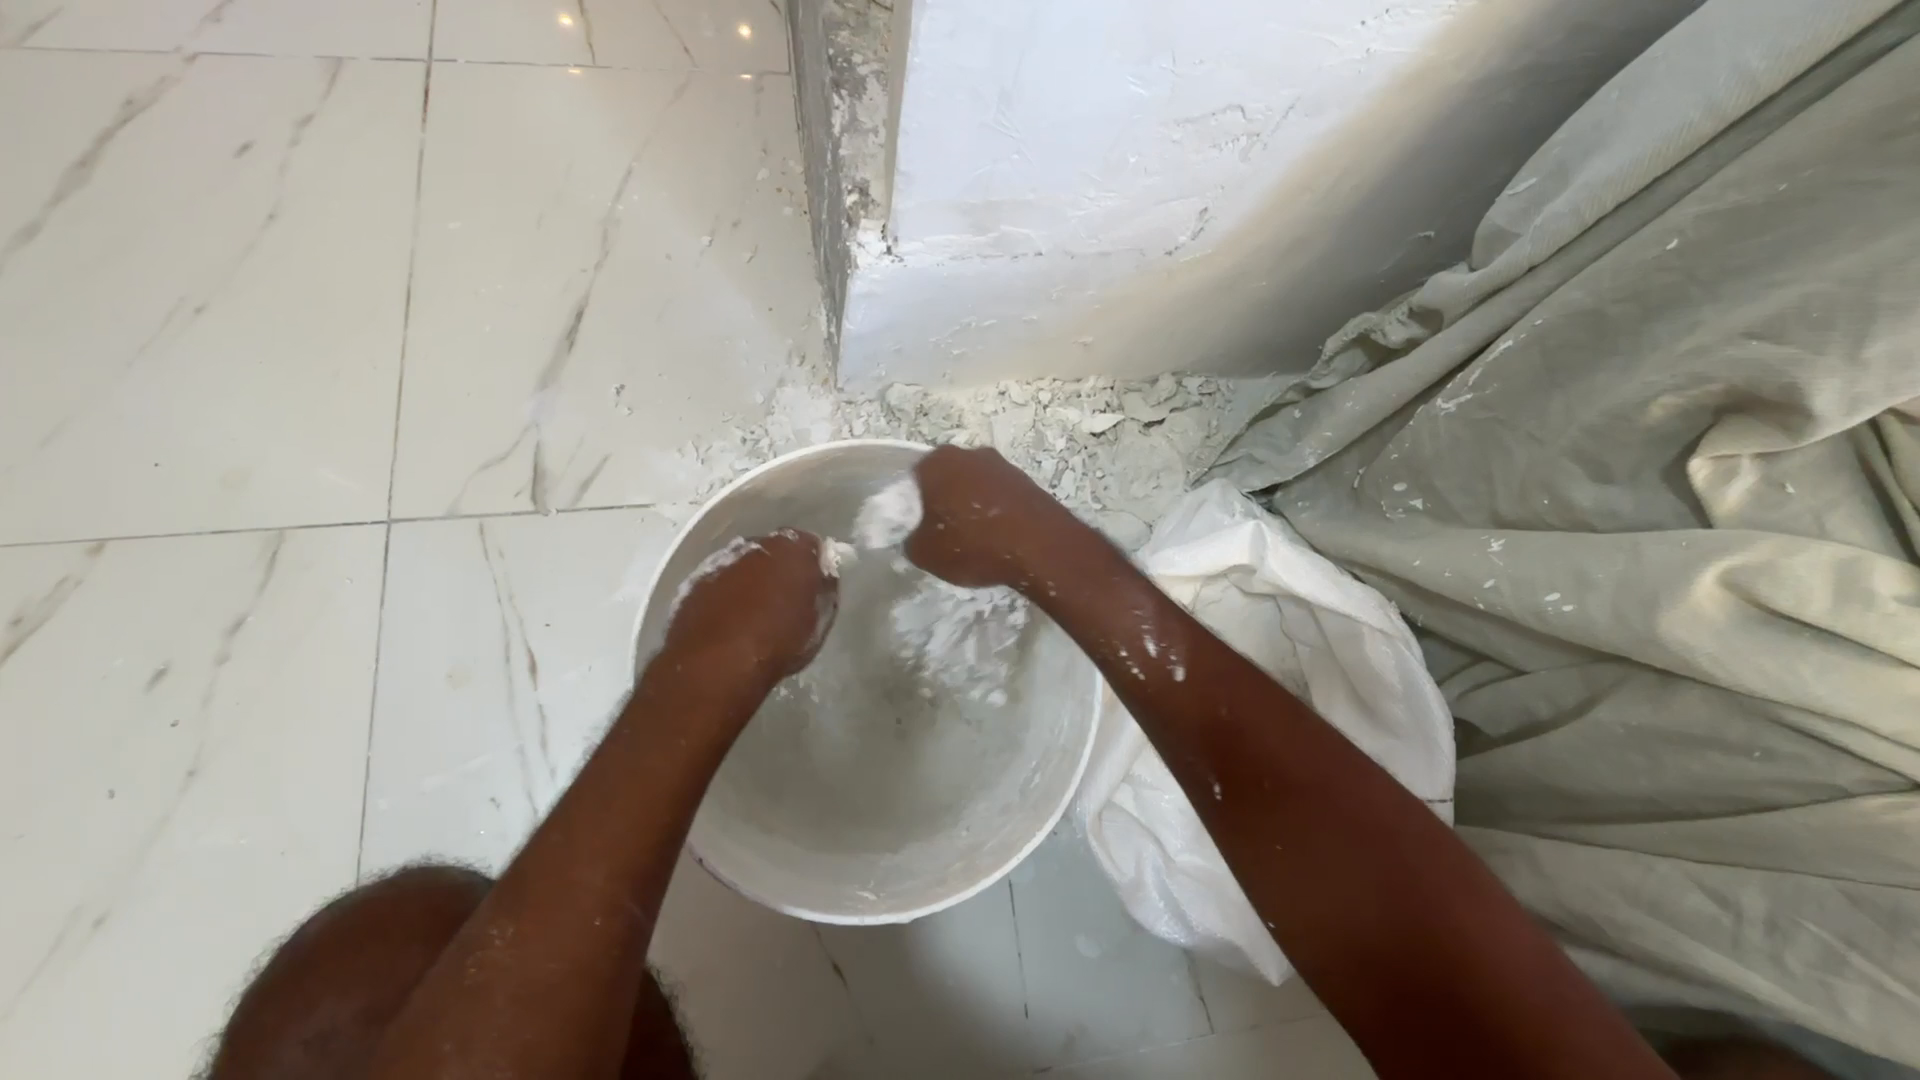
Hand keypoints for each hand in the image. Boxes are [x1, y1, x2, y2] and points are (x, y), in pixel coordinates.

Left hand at [661, 529, 838, 686]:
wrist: (716, 664)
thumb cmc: (779, 642)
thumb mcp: (819, 620)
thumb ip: (824, 589)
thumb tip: (823, 575)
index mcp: (791, 548)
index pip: (809, 544)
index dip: (813, 565)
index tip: (814, 586)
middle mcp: (753, 544)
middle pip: (772, 551)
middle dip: (779, 569)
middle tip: (784, 600)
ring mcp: (719, 562)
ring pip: (741, 566)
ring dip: (749, 582)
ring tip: (753, 615)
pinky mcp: (692, 583)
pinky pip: (717, 584)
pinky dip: (724, 597)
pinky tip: (727, 623)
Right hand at [904, 445, 1073, 588]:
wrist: (1040, 547)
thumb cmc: (973, 544)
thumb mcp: (924, 553)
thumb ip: (911, 539)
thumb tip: (919, 535)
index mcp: (937, 462)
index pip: (913, 479)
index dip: (912, 505)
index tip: (918, 527)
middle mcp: (970, 453)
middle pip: (946, 479)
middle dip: (943, 503)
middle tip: (943, 534)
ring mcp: (1002, 465)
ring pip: (975, 487)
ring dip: (972, 508)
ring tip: (974, 540)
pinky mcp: (1027, 481)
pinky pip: (1000, 498)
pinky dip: (996, 514)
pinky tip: (998, 538)